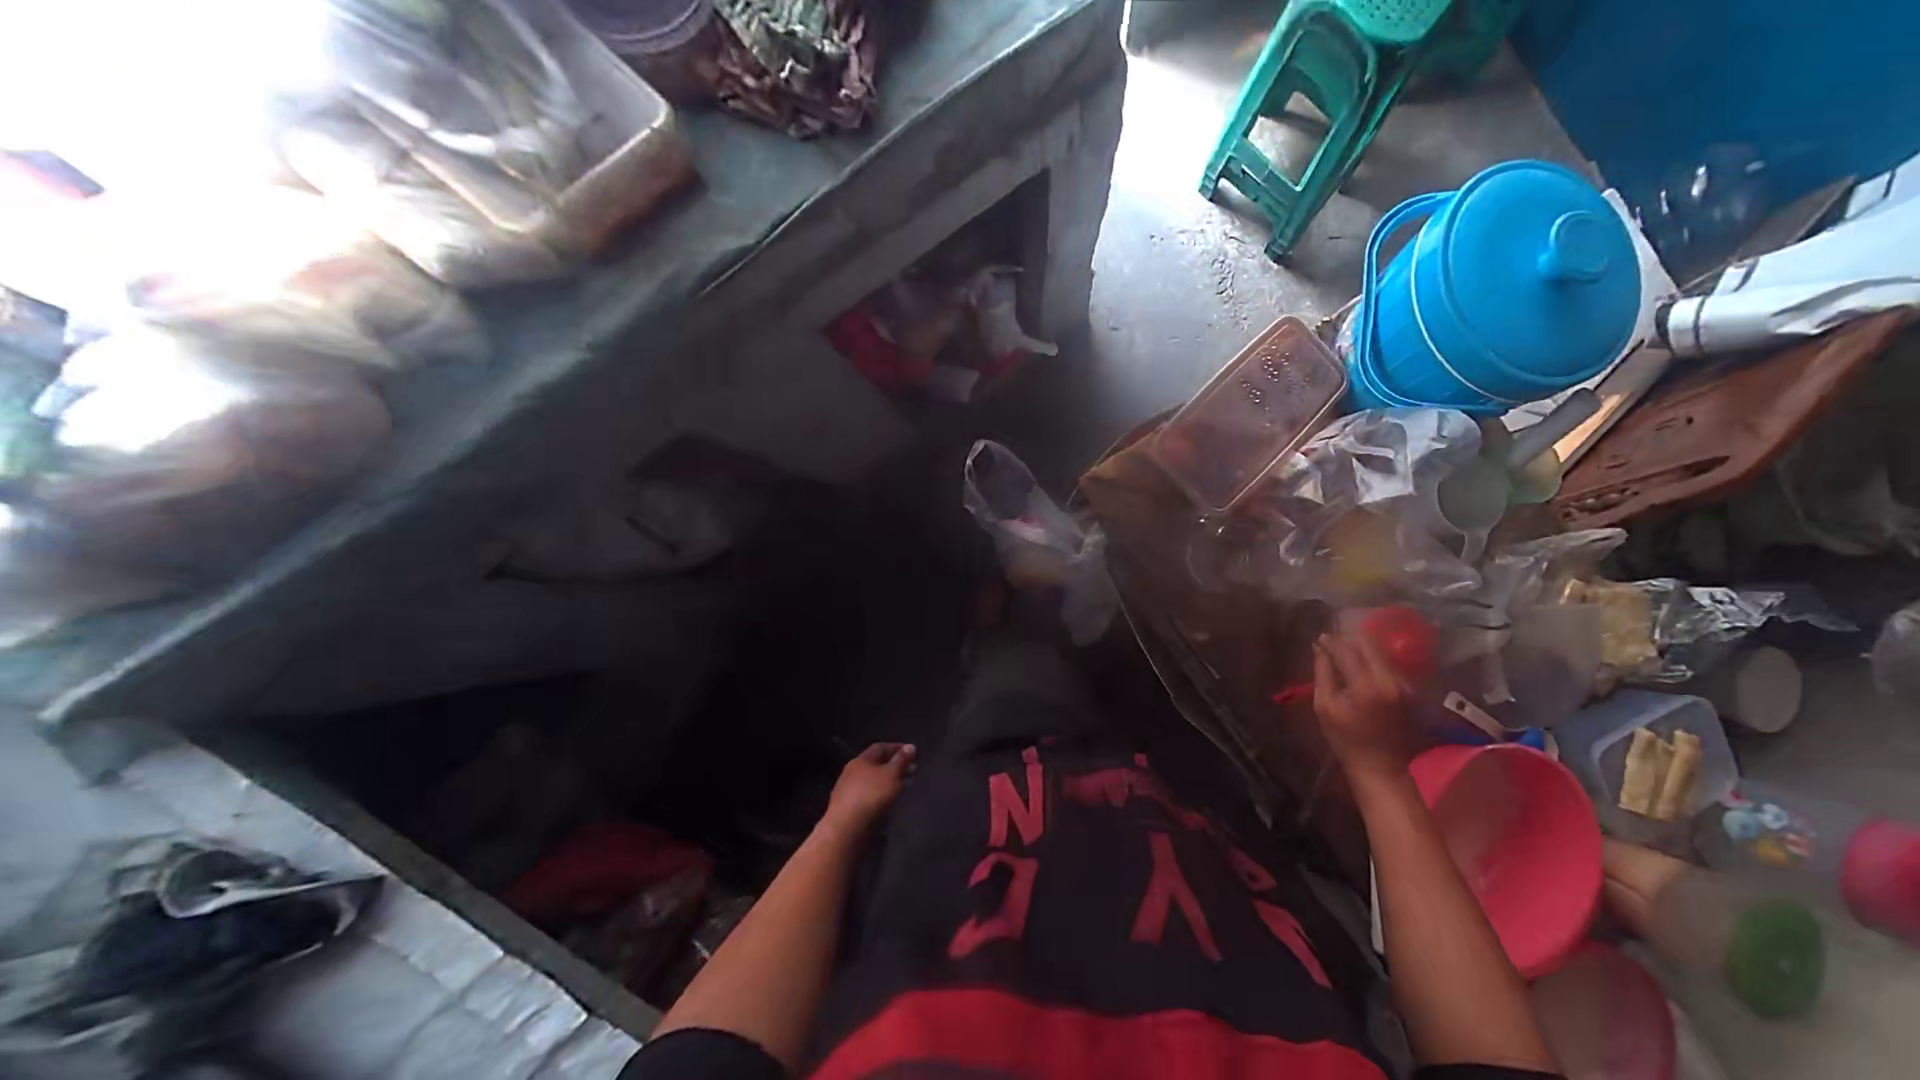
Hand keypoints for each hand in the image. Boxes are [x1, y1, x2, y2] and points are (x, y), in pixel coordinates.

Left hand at [823, 743, 915, 832]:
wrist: (846, 828)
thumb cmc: (871, 795)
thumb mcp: (891, 774)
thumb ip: (901, 760)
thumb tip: (910, 746)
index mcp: (860, 760)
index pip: (880, 748)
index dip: (897, 748)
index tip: (912, 752)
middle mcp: (851, 772)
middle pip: (876, 765)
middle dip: (894, 766)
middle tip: (912, 771)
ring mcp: (848, 791)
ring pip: (872, 782)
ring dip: (888, 782)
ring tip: (904, 787)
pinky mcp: (848, 808)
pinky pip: (868, 796)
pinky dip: (881, 795)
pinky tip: (889, 802)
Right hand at [1312, 632, 1411, 781]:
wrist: (1380, 765)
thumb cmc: (1345, 738)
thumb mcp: (1324, 706)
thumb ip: (1323, 674)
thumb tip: (1319, 649)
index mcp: (1365, 685)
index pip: (1347, 651)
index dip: (1331, 642)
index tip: (1319, 638)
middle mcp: (1388, 680)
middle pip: (1369, 645)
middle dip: (1348, 639)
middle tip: (1331, 642)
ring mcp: (1401, 684)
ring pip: (1380, 652)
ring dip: (1360, 647)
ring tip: (1342, 651)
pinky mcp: (1406, 689)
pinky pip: (1387, 663)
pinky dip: (1371, 658)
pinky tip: (1358, 664)